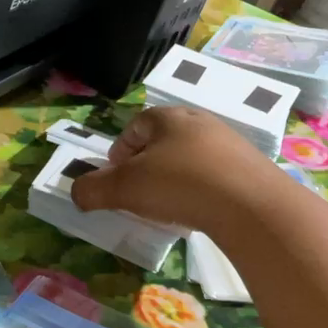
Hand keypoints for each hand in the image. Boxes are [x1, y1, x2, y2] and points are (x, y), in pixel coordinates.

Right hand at [69, 106, 291, 230]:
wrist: (251, 205)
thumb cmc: (179, 185)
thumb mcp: (124, 189)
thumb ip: (92, 189)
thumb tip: (76, 193)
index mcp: (167, 117)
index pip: (135, 125)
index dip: (119, 150)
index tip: (115, 176)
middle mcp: (200, 121)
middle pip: (163, 139)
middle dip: (146, 164)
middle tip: (137, 191)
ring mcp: (229, 143)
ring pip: (190, 156)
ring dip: (174, 176)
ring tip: (167, 204)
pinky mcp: (250, 167)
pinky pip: (214, 174)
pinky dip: (199, 189)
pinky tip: (197, 210)